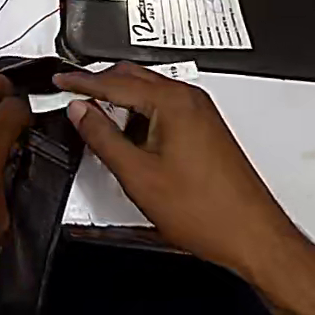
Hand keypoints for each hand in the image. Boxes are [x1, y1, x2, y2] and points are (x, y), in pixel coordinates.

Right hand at [54, 64, 309, 283]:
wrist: (254, 237)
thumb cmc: (207, 211)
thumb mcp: (138, 175)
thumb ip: (103, 137)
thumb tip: (81, 110)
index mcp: (172, 103)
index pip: (115, 82)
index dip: (82, 82)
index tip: (61, 81)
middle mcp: (189, 99)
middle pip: (133, 77)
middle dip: (101, 85)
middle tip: (74, 95)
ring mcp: (199, 111)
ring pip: (149, 91)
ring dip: (122, 101)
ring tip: (99, 123)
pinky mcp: (204, 126)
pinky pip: (164, 106)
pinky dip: (141, 114)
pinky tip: (130, 138)